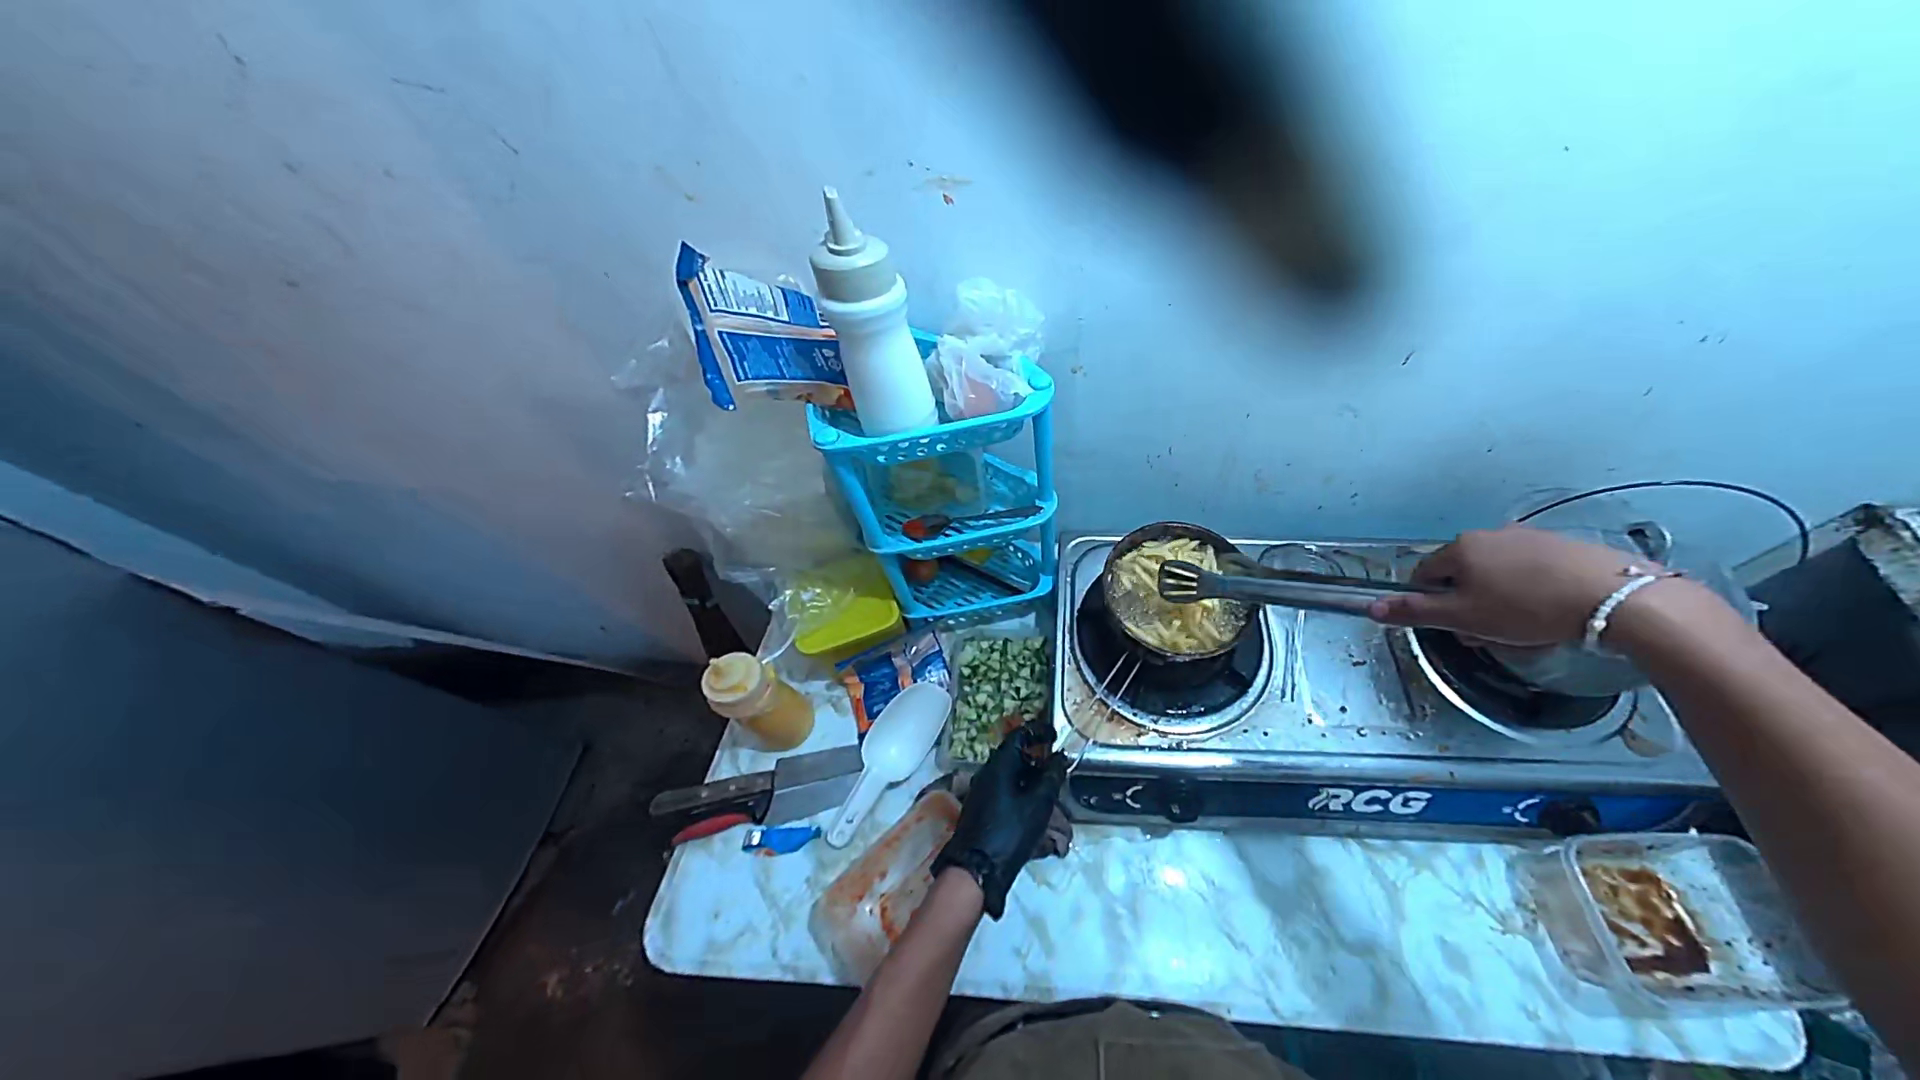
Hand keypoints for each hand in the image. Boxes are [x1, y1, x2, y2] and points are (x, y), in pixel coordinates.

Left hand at [932, 718, 1065, 919]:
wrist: (977, 867)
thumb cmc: (1010, 831)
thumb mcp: (1038, 803)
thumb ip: (1051, 778)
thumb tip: (1060, 757)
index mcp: (999, 765)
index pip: (1018, 736)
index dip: (1037, 731)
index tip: (1054, 734)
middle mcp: (987, 772)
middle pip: (1013, 755)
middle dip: (1036, 757)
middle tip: (1056, 764)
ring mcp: (982, 790)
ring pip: (1009, 774)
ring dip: (1030, 776)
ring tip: (1050, 788)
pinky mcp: (982, 807)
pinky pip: (1004, 788)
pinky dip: (1021, 789)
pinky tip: (1035, 806)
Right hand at [1368, 526, 1648, 645]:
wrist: (1614, 598)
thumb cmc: (1526, 609)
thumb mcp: (1463, 618)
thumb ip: (1415, 612)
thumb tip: (1371, 608)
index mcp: (1459, 548)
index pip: (1424, 574)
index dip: (1432, 602)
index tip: (1453, 625)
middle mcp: (1488, 534)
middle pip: (1461, 572)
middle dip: (1467, 601)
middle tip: (1487, 631)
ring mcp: (1528, 536)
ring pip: (1496, 571)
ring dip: (1497, 595)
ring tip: (1522, 623)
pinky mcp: (1564, 544)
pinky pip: (1531, 568)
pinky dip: (1530, 588)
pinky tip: (1549, 608)